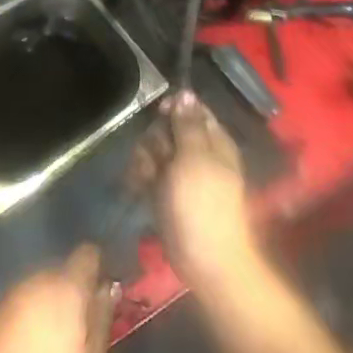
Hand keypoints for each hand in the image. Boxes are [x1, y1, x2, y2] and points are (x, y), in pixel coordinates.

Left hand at [0, 245, 115, 352]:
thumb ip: (102, 317)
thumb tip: (108, 288)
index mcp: (65, 287)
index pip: (87, 254)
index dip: (97, 268)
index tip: (102, 286)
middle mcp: (33, 283)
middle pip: (59, 271)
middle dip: (69, 288)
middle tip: (78, 318)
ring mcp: (5, 302)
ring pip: (35, 288)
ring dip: (45, 301)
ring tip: (52, 334)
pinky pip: (14, 308)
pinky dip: (24, 318)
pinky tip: (27, 345)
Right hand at [135, 90, 256, 292]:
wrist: (206, 260)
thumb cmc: (204, 204)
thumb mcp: (196, 157)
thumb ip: (188, 124)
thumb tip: (185, 92)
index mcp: (215, 139)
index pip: (192, 109)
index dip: (174, 108)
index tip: (160, 114)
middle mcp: (198, 152)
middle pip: (169, 129)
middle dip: (157, 139)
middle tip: (157, 157)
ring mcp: (181, 174)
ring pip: (156, 151)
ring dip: (146, 160)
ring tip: (146, 177)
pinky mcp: (167, 194)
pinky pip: (150, 175)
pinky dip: (142, 178)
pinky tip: (137, 186)